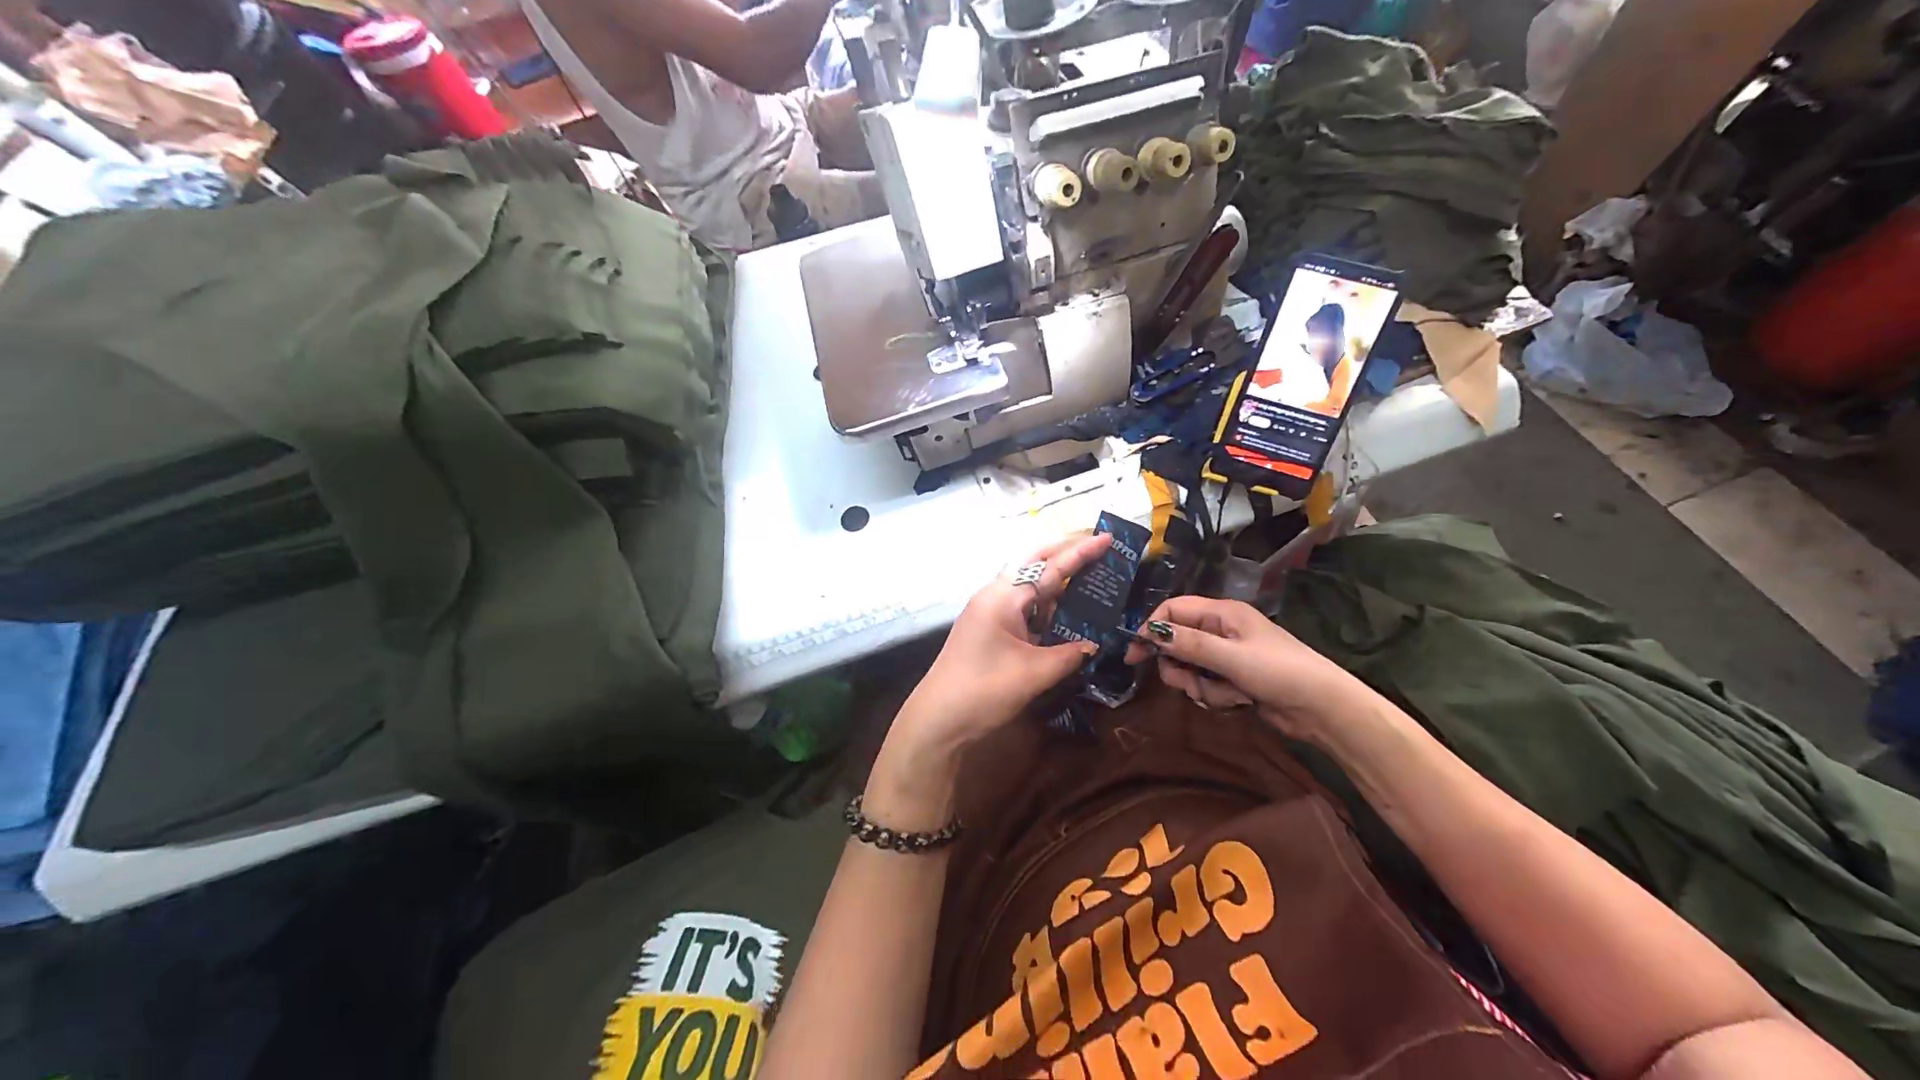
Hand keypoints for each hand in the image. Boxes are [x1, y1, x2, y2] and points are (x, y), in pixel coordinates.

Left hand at [864, 534, 1108, 827]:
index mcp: (1003, 597)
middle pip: (1034, 565)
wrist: (939, 719)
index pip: (1049, 567)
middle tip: (1099, 549)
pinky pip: (1023, 607)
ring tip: (1090, 575)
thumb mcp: (1034, 674)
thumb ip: (1068, 654)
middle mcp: (995, 596)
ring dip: (1057, 580)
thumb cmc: (984, 690)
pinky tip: (1065, 612)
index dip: (1081, 552)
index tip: (1108, 537)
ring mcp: (990, 612)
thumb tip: (1092, 644)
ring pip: (1029, 586)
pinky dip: (1046, 605)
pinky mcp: (989, 629)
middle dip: (1065, 554)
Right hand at [1124, 595, 1368, 741]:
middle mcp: (1222, 630)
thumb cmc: (1279, 672)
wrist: (1324, 709)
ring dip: (1199, 685)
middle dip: (1179, 666)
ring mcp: (1228, 656)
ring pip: (1190, 667)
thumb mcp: (1230, 657)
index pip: (1173, 610)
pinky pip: (1206, 684)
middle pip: (1177, 642)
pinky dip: (1215, 695)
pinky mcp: (1234, 679)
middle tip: (1187, 682)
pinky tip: (1237, 702)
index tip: (1135, 655)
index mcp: (1223, 613)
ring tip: (1225, 695)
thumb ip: (1189, 644)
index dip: (1151, 629)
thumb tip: (1150, 631)